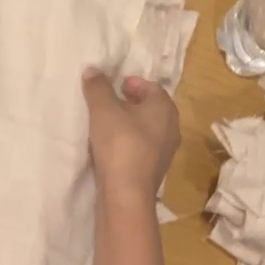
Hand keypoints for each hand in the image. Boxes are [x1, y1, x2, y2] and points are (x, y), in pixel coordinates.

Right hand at [81, 70, 180, 204]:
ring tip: (111, 127)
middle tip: (113, 104)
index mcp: (164, 107)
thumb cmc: (120, 144)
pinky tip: (115, 150)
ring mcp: (166, 153)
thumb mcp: (103, 110)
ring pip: (148, 131)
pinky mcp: (155, 172)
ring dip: (132, 126)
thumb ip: (98, 88)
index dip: (133, 84)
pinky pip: (144, 151)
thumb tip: (92, 70)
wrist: (127, 194)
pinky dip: (131, 145)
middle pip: (151, 109)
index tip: (117, 86)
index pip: (151, 87)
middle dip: (133, 105)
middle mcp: (172, 128)